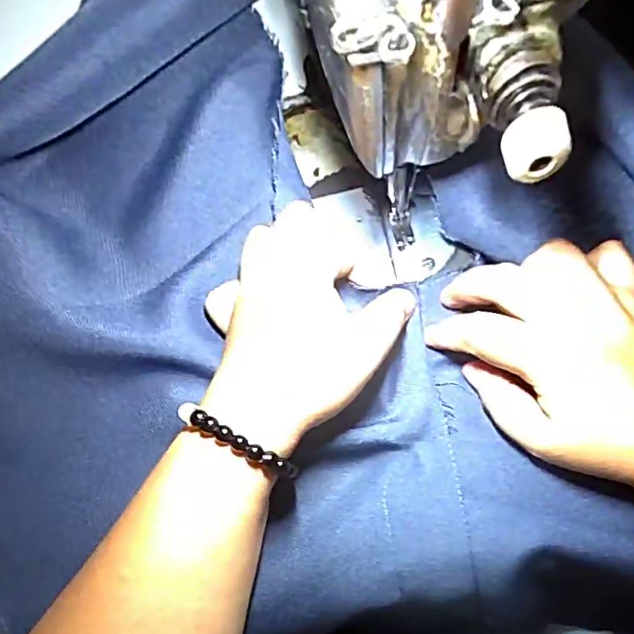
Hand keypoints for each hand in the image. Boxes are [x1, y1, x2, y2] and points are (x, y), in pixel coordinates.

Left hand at [200, 201, 417, 454]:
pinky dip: (249, 281)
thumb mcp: (367, 349)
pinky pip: (234, 283)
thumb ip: (390, 316)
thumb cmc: (314, 376)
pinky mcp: (230, 314)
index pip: (333, 240)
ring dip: (283, 245)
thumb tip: (404, 298)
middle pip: (289, 223)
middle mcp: (272, 267)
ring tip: (304, 273)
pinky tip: (261, 298)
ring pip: (259, 242)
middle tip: (336, 264)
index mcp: (307, 268)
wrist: (257, 410)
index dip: (352, 258)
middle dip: (316, 234)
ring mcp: (246, 288)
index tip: (360, 282)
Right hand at [426, 239, 633, 501]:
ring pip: (554, 257)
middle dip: (471, 286)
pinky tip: (575, 284)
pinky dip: (584, 263)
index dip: (451, 333)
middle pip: (509, 280)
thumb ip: (501, 402)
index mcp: (547, 354)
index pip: (484, 332)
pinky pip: (607, 257)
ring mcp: (609, 300)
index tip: (435, 337)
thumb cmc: (608, 447)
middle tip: (455, 300)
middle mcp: (574, 315)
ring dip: (523, 268)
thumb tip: (473, 369)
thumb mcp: (543, 440)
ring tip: (513, 289)